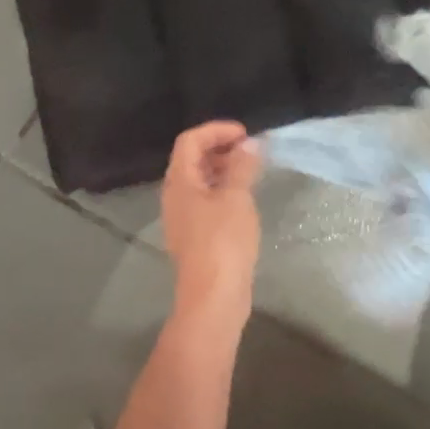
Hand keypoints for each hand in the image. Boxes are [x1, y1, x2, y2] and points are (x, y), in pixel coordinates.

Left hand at [161, 121, 261, 329]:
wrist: (213, 298)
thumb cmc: (223, 242)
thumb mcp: (236, 198)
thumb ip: (242, 167)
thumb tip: (249, 144)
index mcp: (179, 182)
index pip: (190, 141)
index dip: (216, 130)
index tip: (245, 134)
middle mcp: (176, 196)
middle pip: (192, 159)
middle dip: (221, 148)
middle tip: (252, 150)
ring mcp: (185, 218)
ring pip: (201, 181)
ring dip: (224, 169)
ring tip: (253, 171)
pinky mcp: (196, 236)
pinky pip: (207, 200)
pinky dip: (225, 190)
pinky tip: (246, 198)